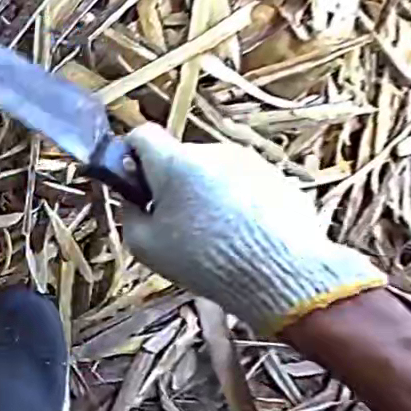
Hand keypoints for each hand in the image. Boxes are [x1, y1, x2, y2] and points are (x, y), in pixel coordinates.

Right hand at [123, 124, 385, 332]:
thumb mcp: (142, 243)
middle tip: (170, 219)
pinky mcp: (277, 176)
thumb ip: (129, 211)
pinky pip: (238, 181)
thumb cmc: (200, 260)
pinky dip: (230, 199)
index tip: (132, 183)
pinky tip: (236, 232)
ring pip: (208, 169)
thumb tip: (133, 196)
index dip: (129, 155)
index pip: (141, 134)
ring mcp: (249, 161)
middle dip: (168, 180)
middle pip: (177, 156)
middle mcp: (213, 151)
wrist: (280, 275)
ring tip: (208, 230)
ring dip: (200, 190)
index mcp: (174, 162)